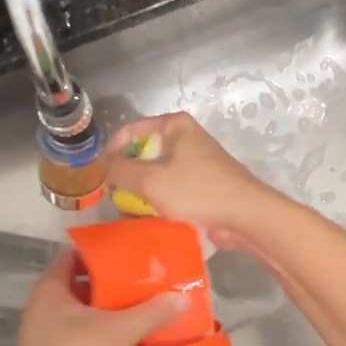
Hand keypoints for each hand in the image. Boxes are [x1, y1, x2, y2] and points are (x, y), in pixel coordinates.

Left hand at [4, 251, 187, 345]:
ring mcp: (48, 334)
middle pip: (82, 285)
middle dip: (111, 284)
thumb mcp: (117, 332)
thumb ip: (151, 313)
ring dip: (110, 312)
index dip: (101, 252)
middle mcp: (44, 306)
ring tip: (144, 307)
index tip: (130, 253)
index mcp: (50, 289)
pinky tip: (130, 339)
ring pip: (84, 314)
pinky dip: (104, 335)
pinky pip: (83, 337)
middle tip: (144, 281)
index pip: (74, 256)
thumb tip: (183, 296)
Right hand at [103, 113, 283, 241]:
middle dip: (128, 176)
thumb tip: (100, 166)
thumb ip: (120, 170)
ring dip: (144, 194)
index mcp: (175, 125)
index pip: (131, 131)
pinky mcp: (203, 186)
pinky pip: (172, 191)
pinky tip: (153, 220)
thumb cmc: (197, 190)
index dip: (112, 151)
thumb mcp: (150, 180)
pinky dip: (161, 204)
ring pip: (157, 176)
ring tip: (132, 212)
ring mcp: (196, 163)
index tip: (100, 176)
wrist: (245, 216)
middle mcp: (186, 139)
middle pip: (144, 154)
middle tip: (115, 198)